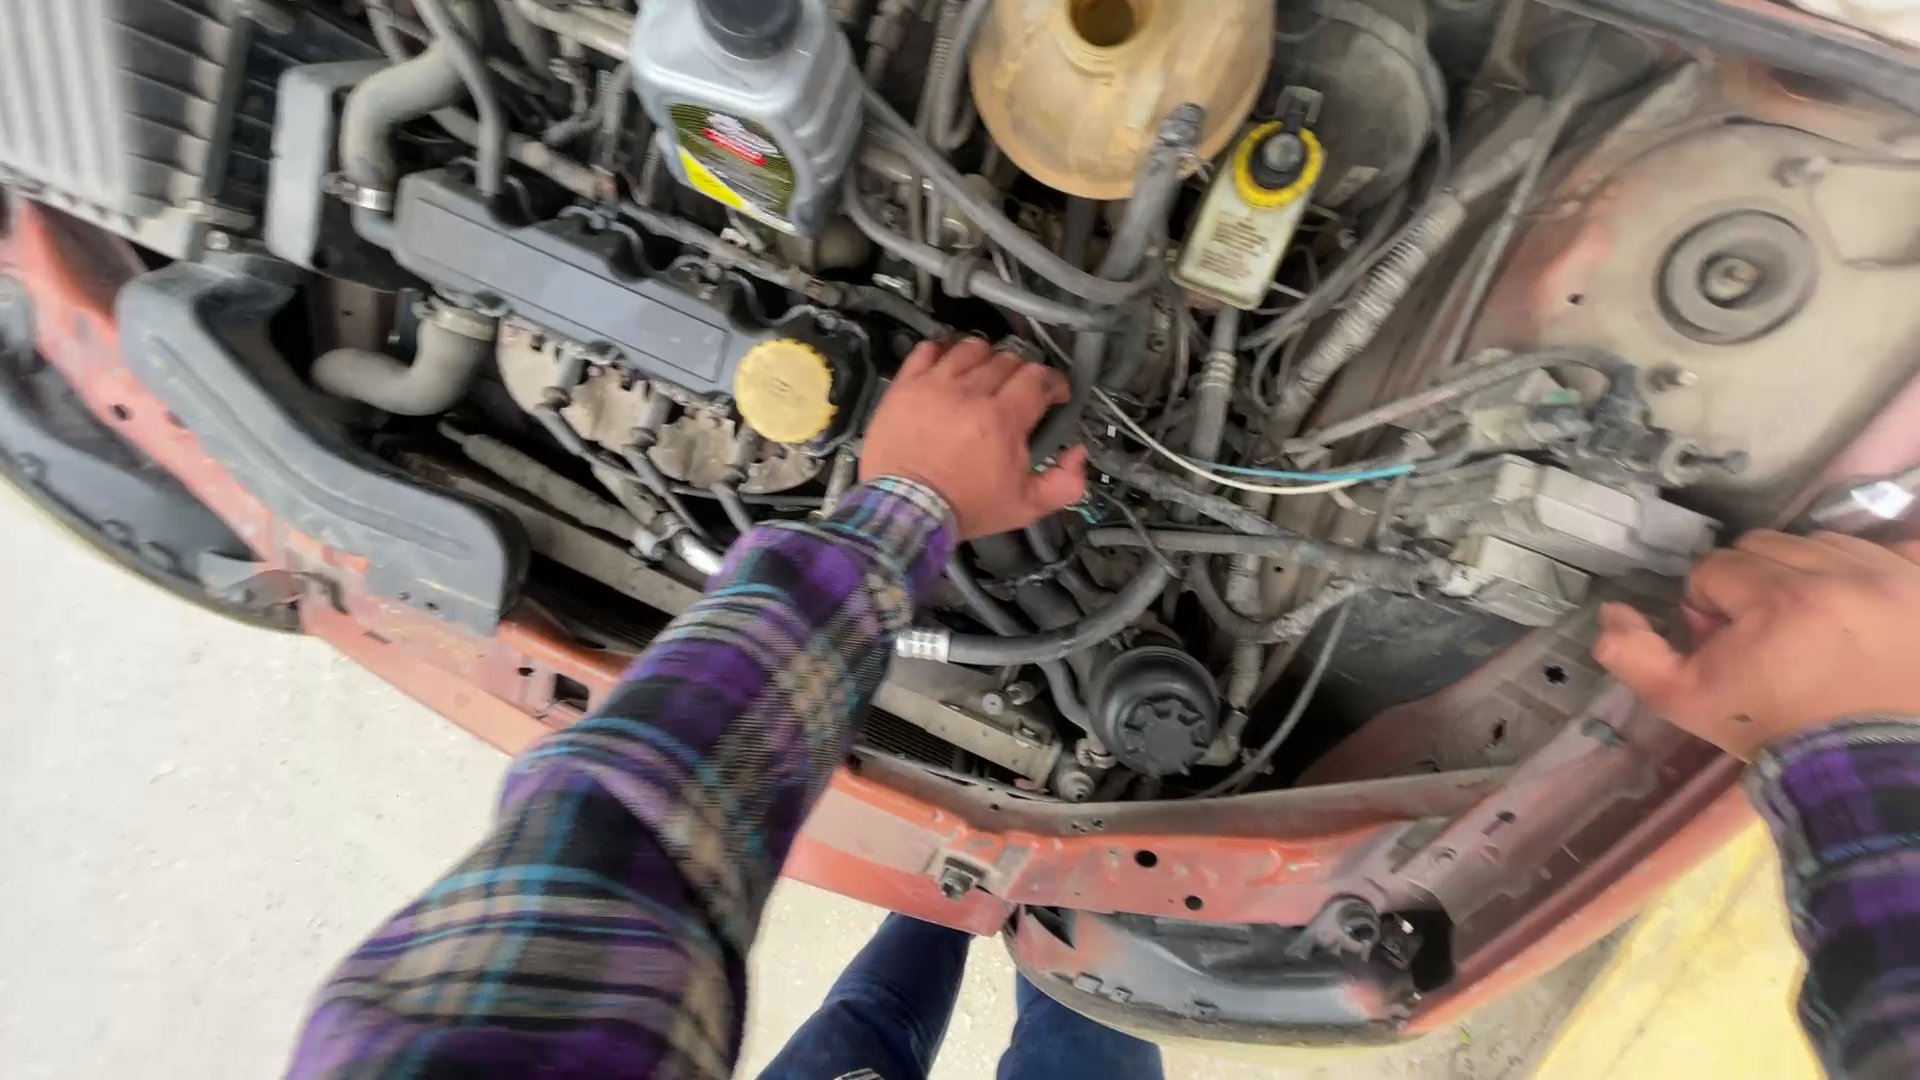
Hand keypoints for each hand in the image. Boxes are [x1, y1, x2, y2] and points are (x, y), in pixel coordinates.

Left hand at [861, 337, 1087, 539]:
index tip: (1054, 394)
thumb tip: (1078, 454)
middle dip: (1021, 373)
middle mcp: (969, 393)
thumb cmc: (963, 509)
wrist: (906, 512)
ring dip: (985, 358)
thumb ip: (1064, 484)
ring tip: (984, 377)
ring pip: (971, 348)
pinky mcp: (905, 386)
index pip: (1039, 377)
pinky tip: (949, 367)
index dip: (1053, 382)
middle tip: (1018, 393)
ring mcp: (934, 385)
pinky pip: (929, 349)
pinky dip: (943, 351)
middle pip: (1008, 359)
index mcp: (1002, 419)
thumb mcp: (1025, 507)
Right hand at [1593, 530, 1919, 758]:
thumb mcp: (1678, 698)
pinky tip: (1862, 602)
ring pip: (1826, 544)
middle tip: (1762, 630)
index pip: (1714, 567)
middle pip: (1768, 546)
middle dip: (1751, 582)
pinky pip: (1898, 549)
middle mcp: (1848, 578)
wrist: (1876, 769)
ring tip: (1811, 619)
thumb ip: (1628, 651)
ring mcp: (1905, 583)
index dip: (1706, 603)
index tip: (1723, 640)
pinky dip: (1872, 567)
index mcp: (1782, 600)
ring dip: (1806, 573)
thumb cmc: (1773, 727)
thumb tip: (1611, 609)